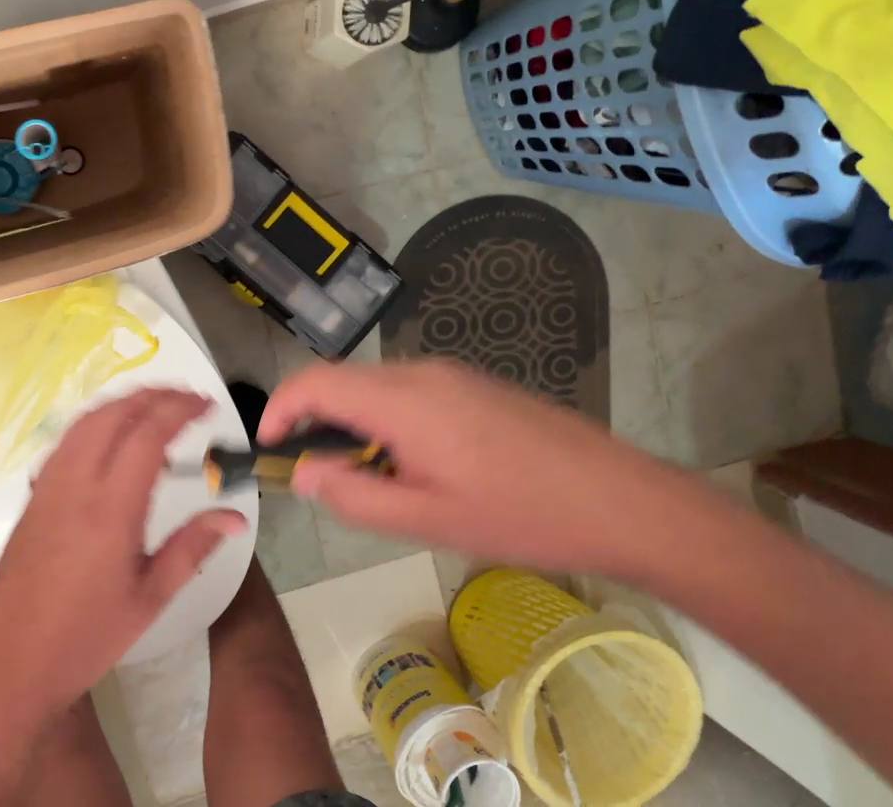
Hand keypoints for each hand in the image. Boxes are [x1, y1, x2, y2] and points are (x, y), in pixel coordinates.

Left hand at [0, 388, 246, 722]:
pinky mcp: (32, 495)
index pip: (147, 435)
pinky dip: (94, 422)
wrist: (14, 661)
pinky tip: (110, 435)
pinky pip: (64, 441)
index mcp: (111, 509)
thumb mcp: (150, 597)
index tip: (207, 405)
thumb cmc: (88, 636)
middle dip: (153, 395)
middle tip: (187, 398)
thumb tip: (235, 516)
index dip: (179, 410)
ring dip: (121, 402)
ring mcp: (47, 486)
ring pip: (84, 422)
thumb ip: (192, 548)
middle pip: (114, 415)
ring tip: (154, 405)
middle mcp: (75, 485)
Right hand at [263, 361, 705, 578]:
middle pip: (343, 383)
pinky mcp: (476, 386)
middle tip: (324, 480)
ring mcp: (453, 375)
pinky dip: (389, 422)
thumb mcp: (427, 519)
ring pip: (377, 389)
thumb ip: (353, 495)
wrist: (623, 501)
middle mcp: (422, 373)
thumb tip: (302, 473)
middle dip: (317, 425)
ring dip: (355, 427)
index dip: (280, 410)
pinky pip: (410, 393)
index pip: (314, 382)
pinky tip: (420, 467)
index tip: (269, 451)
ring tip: (377, 483)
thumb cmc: (521, 516)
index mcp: (402, 401)